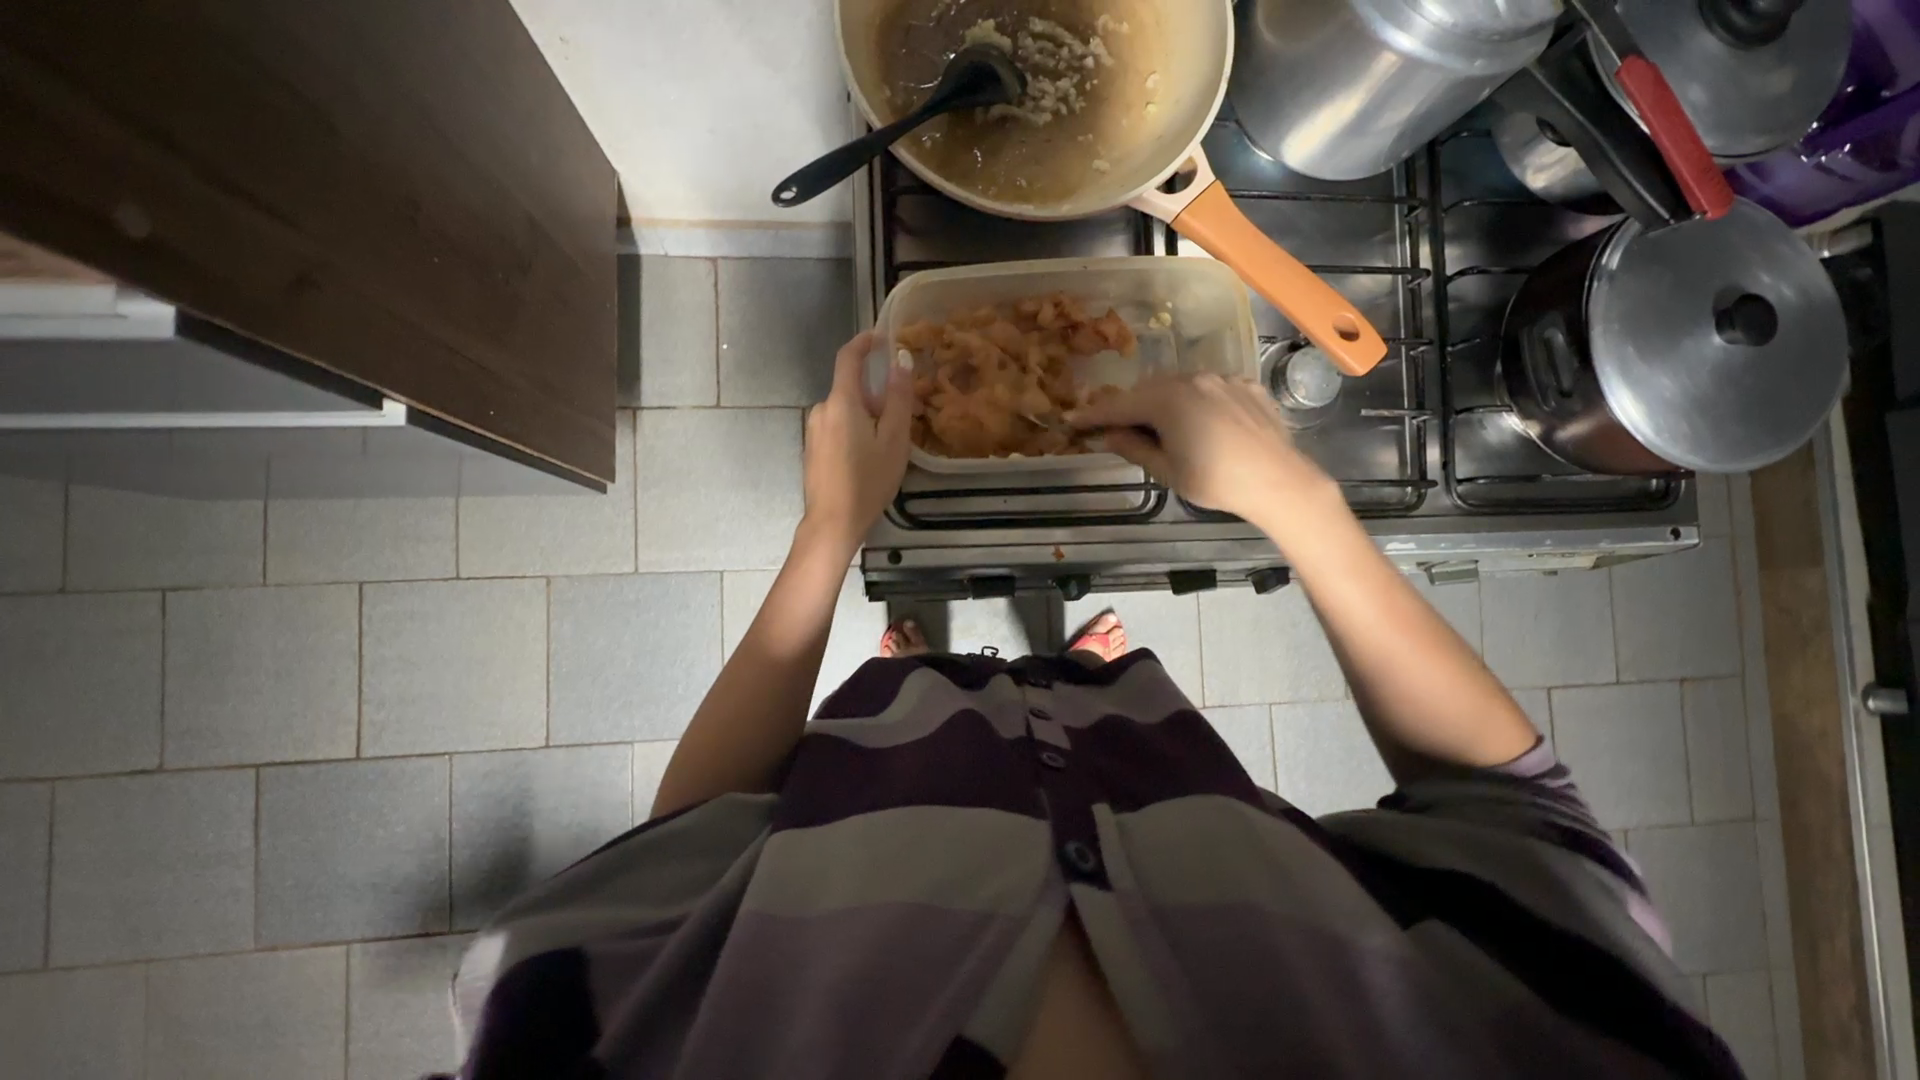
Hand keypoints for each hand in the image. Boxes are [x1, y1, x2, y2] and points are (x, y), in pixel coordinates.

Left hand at [800, 331, 912, 551]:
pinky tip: (868, 459)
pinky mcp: (812, 449)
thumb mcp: (894, 439)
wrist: (833, 523)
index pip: (848, 357)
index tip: (882, 337)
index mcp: (841, 402)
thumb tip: (901, 359)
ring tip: (889, 445)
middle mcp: (821, 409)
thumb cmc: (868, 481)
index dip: (865, 342)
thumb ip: (897, 397)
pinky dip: (855, 432)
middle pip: (851, 389)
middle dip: (876, 396)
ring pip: (845, 411)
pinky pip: (837, 428)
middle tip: (903, 417)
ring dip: (867, 417)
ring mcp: (813, 430)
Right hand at [1070, 373, 1334, 526]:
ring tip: (1160, 428)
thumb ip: (1135, 448)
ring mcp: (1223, 379)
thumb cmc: (1216, 482)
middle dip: (1130, 408)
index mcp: (1167, 400)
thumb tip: (1109, 435)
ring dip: (1163, 403)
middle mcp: (1193, 379)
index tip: (1072, 421)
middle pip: (1149, 391)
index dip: (1093, 415)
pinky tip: (1200, 425)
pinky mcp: (1247, 385)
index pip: (1119, 406)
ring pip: (1180, 386)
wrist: (1279, 481)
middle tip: (1116, 429)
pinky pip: (1210, 388)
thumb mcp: (1168, 471)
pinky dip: (1196, 402)